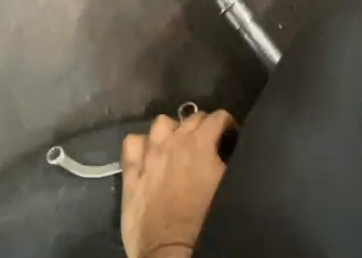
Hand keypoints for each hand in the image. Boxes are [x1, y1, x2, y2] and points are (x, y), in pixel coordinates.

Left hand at [120, 108, 234, 257]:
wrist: (170, 252)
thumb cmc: (203, 222)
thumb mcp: (226, 187)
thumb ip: (226, 161)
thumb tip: (228, 151)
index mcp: (201, 144)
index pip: (218, 116)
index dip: (227, 125)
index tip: (230, 139)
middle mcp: (174, 141)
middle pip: (192, 117)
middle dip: (203, 127)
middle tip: (207, 145)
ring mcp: (150, 155)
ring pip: (161, 123)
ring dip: (172, 130)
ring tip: (176, 145)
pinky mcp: (132, 172)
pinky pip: (132, 142)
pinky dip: (141, 145)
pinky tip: (148, 155)